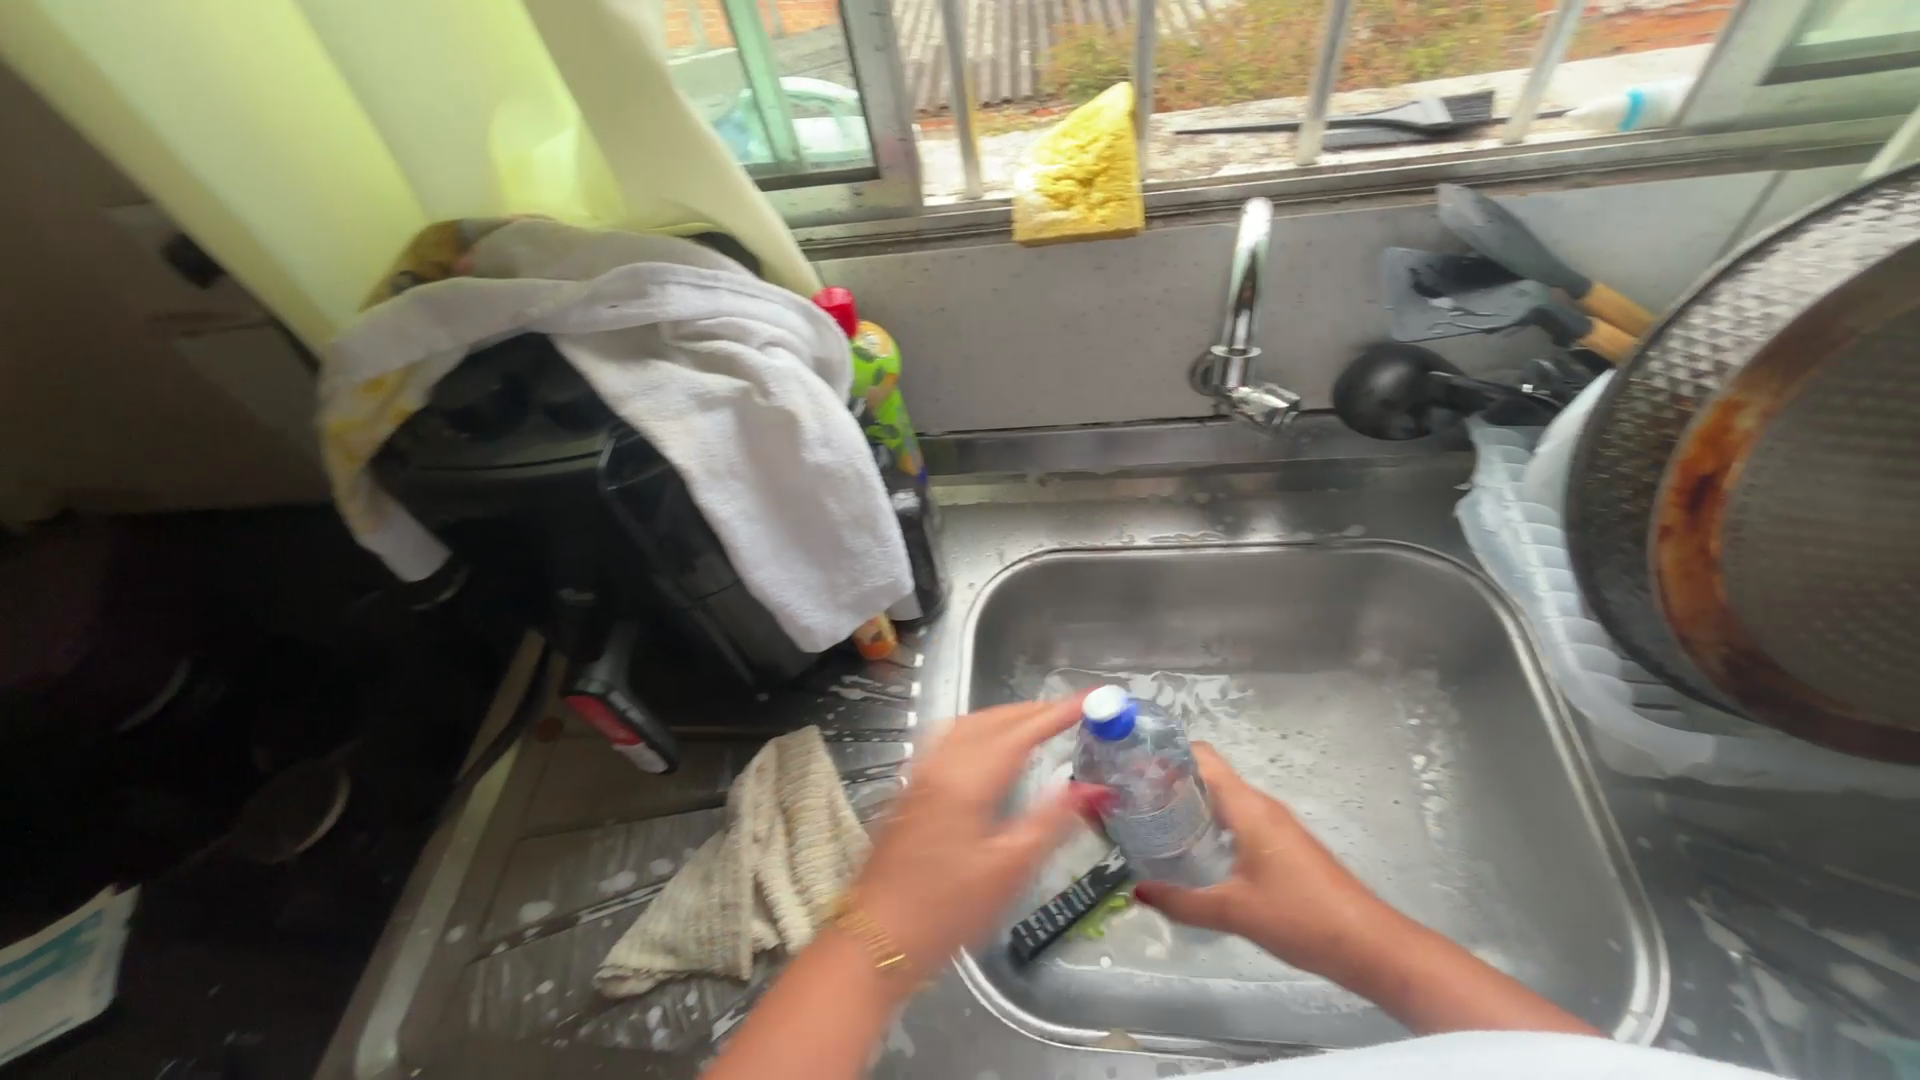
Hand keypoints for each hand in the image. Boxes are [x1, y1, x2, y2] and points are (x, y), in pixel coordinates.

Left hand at [847, 697, 1106, 985]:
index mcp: (968, 779)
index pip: (1022, 730)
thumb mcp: (1011, 869)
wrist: (876, 936)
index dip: (1059, 711)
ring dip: (1004, 716)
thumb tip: (1096, 788)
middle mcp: (941, 764)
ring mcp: (920, 774)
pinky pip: (949, 739)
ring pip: (967, 724)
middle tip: (1072, 711)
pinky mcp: (909, 788)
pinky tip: (990, 747)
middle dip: (1033, 710)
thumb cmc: (948, 910)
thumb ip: (1054, 820)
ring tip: (1037, 723)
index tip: (1093, 699)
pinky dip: (979, 729)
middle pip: (991, 719)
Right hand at [1132, 743, 1399, 980]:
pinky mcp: (1282, 843)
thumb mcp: (1234, 912)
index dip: (1166, 753)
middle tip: (1131, 797)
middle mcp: (1261, 806)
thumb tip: (1138, 890)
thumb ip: (1182, 902)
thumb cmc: (1301, 918)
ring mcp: (1274, 824)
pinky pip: (1237, 817)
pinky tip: (1191, 847)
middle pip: (1209, 774)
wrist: (1368, 944)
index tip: (1132, 765)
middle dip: (1169, 780)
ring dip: (1189, 802)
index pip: (1202, 758)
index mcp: (1249, 808)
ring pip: (1223, 797)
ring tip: (1152, 820)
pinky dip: (1209, 821)